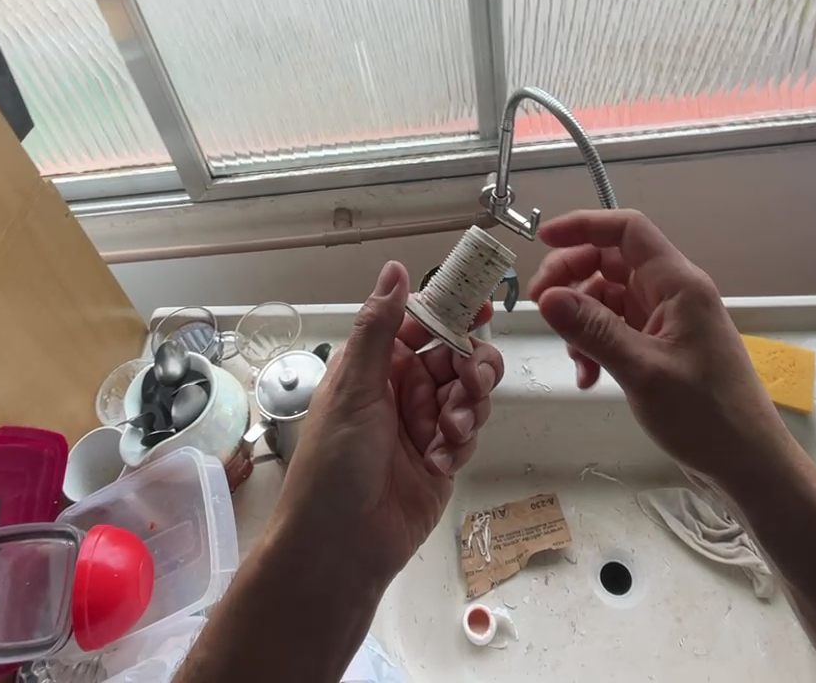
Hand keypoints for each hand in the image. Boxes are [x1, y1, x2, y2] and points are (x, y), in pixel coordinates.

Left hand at [271, 261, 504, 586]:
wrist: (340, 546)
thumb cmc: (333, 463)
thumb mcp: (354, 386)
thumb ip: (380, 326)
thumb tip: (394, 270)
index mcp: (377, 363)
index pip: (423, 323)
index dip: (453, 312)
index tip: (482, 307)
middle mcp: (403, 387)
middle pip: (457, 354)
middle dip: (472, 363)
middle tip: (470, 378)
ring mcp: (424, 421)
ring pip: (470, 392)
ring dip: (468, 406)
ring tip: (448, 430)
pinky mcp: (443, 456)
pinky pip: (469, 432)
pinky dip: (461, 441)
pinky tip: (440, 460)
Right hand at [525, 209, 789, 488]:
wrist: (749, 467)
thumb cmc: (707, 417)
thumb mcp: (643, 371)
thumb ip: (593, 330)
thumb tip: (546, 297)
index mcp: (678, 284)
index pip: (627, 230)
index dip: (583, 225)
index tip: (543, 239)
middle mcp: (671, 293)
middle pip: (609, 261)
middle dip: (570, 278)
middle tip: (541, 304)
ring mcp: (665, 319)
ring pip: (606, 296)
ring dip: (580, 320)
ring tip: (574, 358)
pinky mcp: (659, 345)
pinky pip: (614, 328)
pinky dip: (593, 344)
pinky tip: (588, 376)